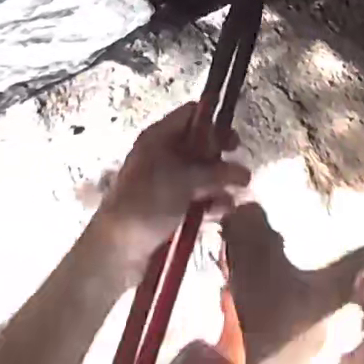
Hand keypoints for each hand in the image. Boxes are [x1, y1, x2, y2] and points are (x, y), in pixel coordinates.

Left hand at [91, 103, 249, 276]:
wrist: (118, 248)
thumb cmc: (148, 202)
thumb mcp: (184, 181)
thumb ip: (216, 173)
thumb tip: (245, 172)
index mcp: (160, 136)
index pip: (191, 115)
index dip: (214, 123)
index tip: (233, 140)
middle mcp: (164, 153)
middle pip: (199, 144)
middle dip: (221, 157)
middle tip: (240, 170)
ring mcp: (167, 181)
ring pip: (201, 173)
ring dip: (220, 183)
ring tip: (238, 195)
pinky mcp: (171, 207)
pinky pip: (197, 197)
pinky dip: (212, 202)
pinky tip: (226, 211)